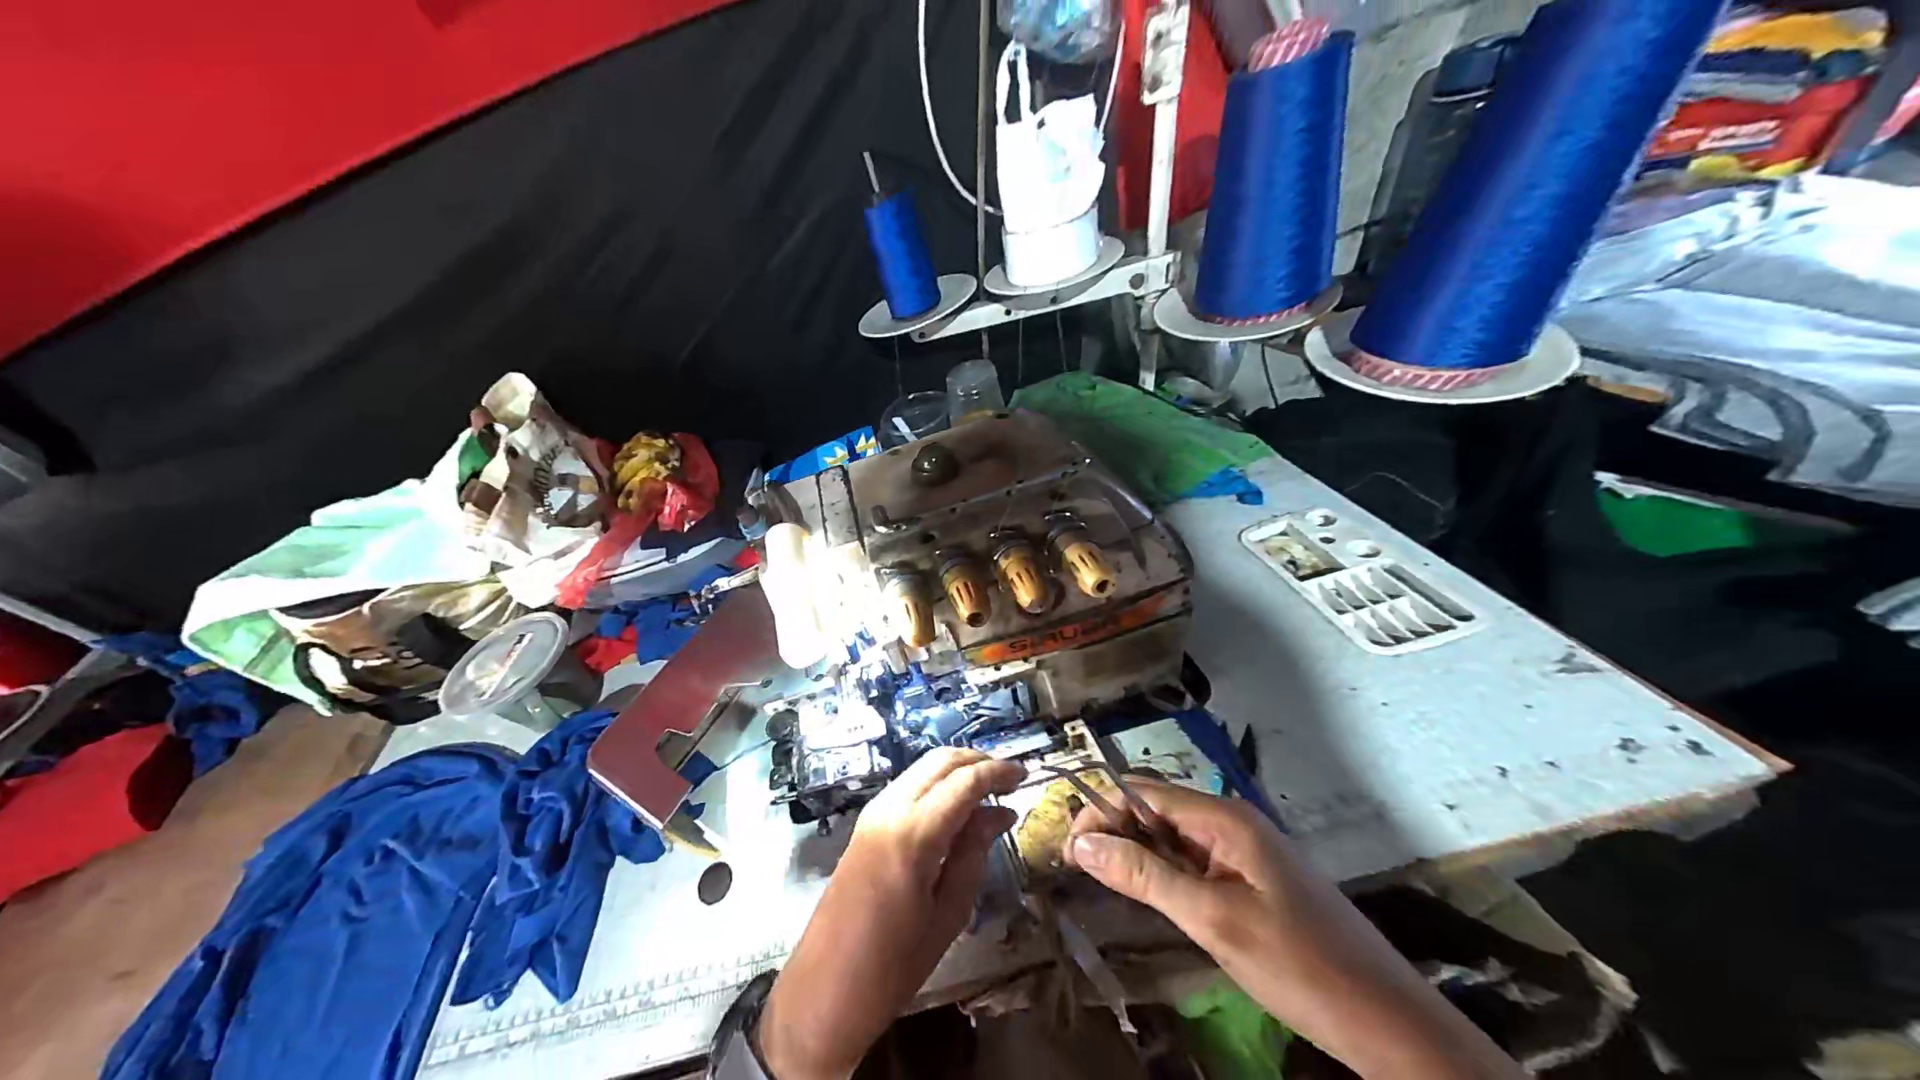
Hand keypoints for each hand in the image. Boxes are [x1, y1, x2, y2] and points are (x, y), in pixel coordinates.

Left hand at [757, 748, 1025, 1079]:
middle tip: (1009, 779)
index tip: (1025, 775)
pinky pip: (907, 787)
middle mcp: (890, 809)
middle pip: (939, 761)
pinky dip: (935, 785)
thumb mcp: (948, 913)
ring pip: (921, 769)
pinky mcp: (864, 826)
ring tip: (988, 792)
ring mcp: (872, 814)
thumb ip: (973, 852)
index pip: (964, 780)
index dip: (998, 771)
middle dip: (978, 761)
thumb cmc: (893, 964)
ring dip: (956, 770)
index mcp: (913, 832)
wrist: (823, 992)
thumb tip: (999, 813)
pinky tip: (956, 808)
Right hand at [1065, 780, 1523, 1079]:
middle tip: (1077, 868)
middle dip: (1115, 829)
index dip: (1100, 810)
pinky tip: (1149, 895)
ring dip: (1137, 853)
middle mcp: (1232, 821)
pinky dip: (1165, 873)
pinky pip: (1195, 861)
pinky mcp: (1252, 878)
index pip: (1144, 792)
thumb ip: (1144, 874)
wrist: (1387, 1020)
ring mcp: (1244, 850)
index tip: (1065, 846)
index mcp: (1224, 817)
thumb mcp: (1210, 919)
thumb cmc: (1297, 964)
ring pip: (1174, 837)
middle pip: (1157, 809)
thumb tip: (1081, 840)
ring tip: (1102, 881)